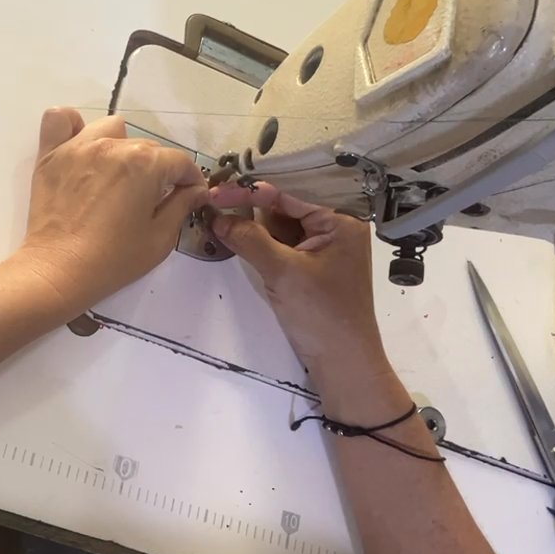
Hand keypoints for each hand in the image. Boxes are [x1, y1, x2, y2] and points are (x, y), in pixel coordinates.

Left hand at [13, 108, 208, 317]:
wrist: (59, 270)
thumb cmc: (113, 260)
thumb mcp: (159, 239)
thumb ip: (181, 206)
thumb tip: (196, 190)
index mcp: (145, 164)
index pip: (179, 162)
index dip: (190, 181)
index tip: (189, 196)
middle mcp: (113, 146)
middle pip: (147, 147)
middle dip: (156, 170)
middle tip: (149, 198)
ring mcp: (79, 147)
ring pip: (111, 129)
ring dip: (120, 146)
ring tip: (116, 174)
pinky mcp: (51, 155)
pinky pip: (59, 119)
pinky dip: (71, 127)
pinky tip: (79, 148)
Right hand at [209, 183, 400, 405]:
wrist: (342, 362)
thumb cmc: (322, 314)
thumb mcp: (283, 272)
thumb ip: (250, 239)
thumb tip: (217, 217)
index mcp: (341, 221)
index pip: (290, 195)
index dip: (250, 191)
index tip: (216, 191)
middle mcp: (335, 229)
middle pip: (284, 208)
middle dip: (249, 205)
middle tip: (212, 200)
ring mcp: (322, 250)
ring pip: (279, 227)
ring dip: (250, 224)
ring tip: (217, 216)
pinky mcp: (310, 269)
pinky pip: (280, 246)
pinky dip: (257, 242)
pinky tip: (234, 237)